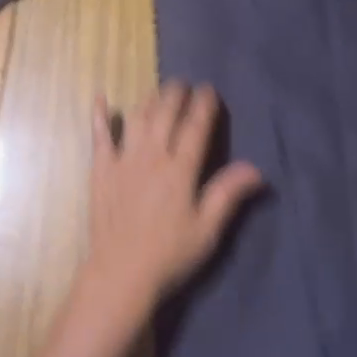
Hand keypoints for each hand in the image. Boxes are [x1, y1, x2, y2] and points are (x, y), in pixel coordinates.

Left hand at [84, 81, 264, 306]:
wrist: (121, 273)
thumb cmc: (169, 254)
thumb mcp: (207, 230)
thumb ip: (228, 194)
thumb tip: (256, 168)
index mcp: (180, 170)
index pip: (195, 127)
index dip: (203, 105)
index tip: (208, 88)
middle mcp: (152, 156)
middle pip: (165, 114)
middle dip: (176, 94)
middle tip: (184, 84)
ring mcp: (123, 160)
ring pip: (138, 118)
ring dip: (149, 100)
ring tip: (158, 91)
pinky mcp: (101, 169)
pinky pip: (100, 135)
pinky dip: (99, 114)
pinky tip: (100, 97)